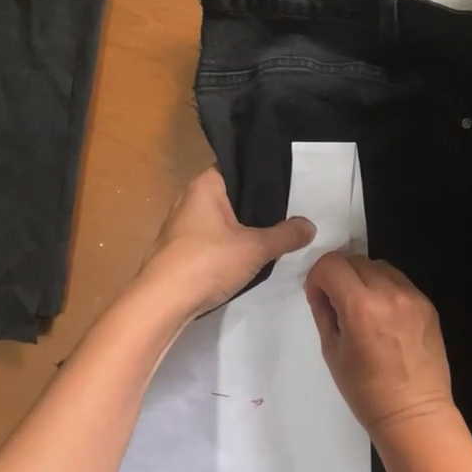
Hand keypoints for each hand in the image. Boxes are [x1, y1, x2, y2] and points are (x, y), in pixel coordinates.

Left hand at [136, 168, 314, 319]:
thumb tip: (310, 226)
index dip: (264, 175)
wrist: (161, 304)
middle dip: (258, 205)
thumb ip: (286, 235)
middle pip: (232, 195)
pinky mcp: (179, 250)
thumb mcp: (256, 248)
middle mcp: (189, 199)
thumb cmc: (206, 263)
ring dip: (243, 228)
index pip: (238, 168)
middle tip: (290, 211)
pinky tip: (248, 257)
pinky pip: (212, 239)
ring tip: (275, 233)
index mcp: (205, 185)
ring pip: (222, 219)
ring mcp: (181, 226)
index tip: (290, 185)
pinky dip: (229, 245)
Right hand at [304, 253, 452, 435]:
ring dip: (364, 279)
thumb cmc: (366, 392)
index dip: (317, 277)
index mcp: (361, 305)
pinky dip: (385, 289)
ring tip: (362, 310)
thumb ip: (324, 313)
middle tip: (337, 304)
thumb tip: (321, 292)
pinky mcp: (428, 305)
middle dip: (340, 276)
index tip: (318, 298)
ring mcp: (413, 296)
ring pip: (379, 266)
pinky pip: (400, 283)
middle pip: (355, 260)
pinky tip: (384, 318)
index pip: (331, 264)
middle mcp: (389, 292)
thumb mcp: (333, 352)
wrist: (414, 414)